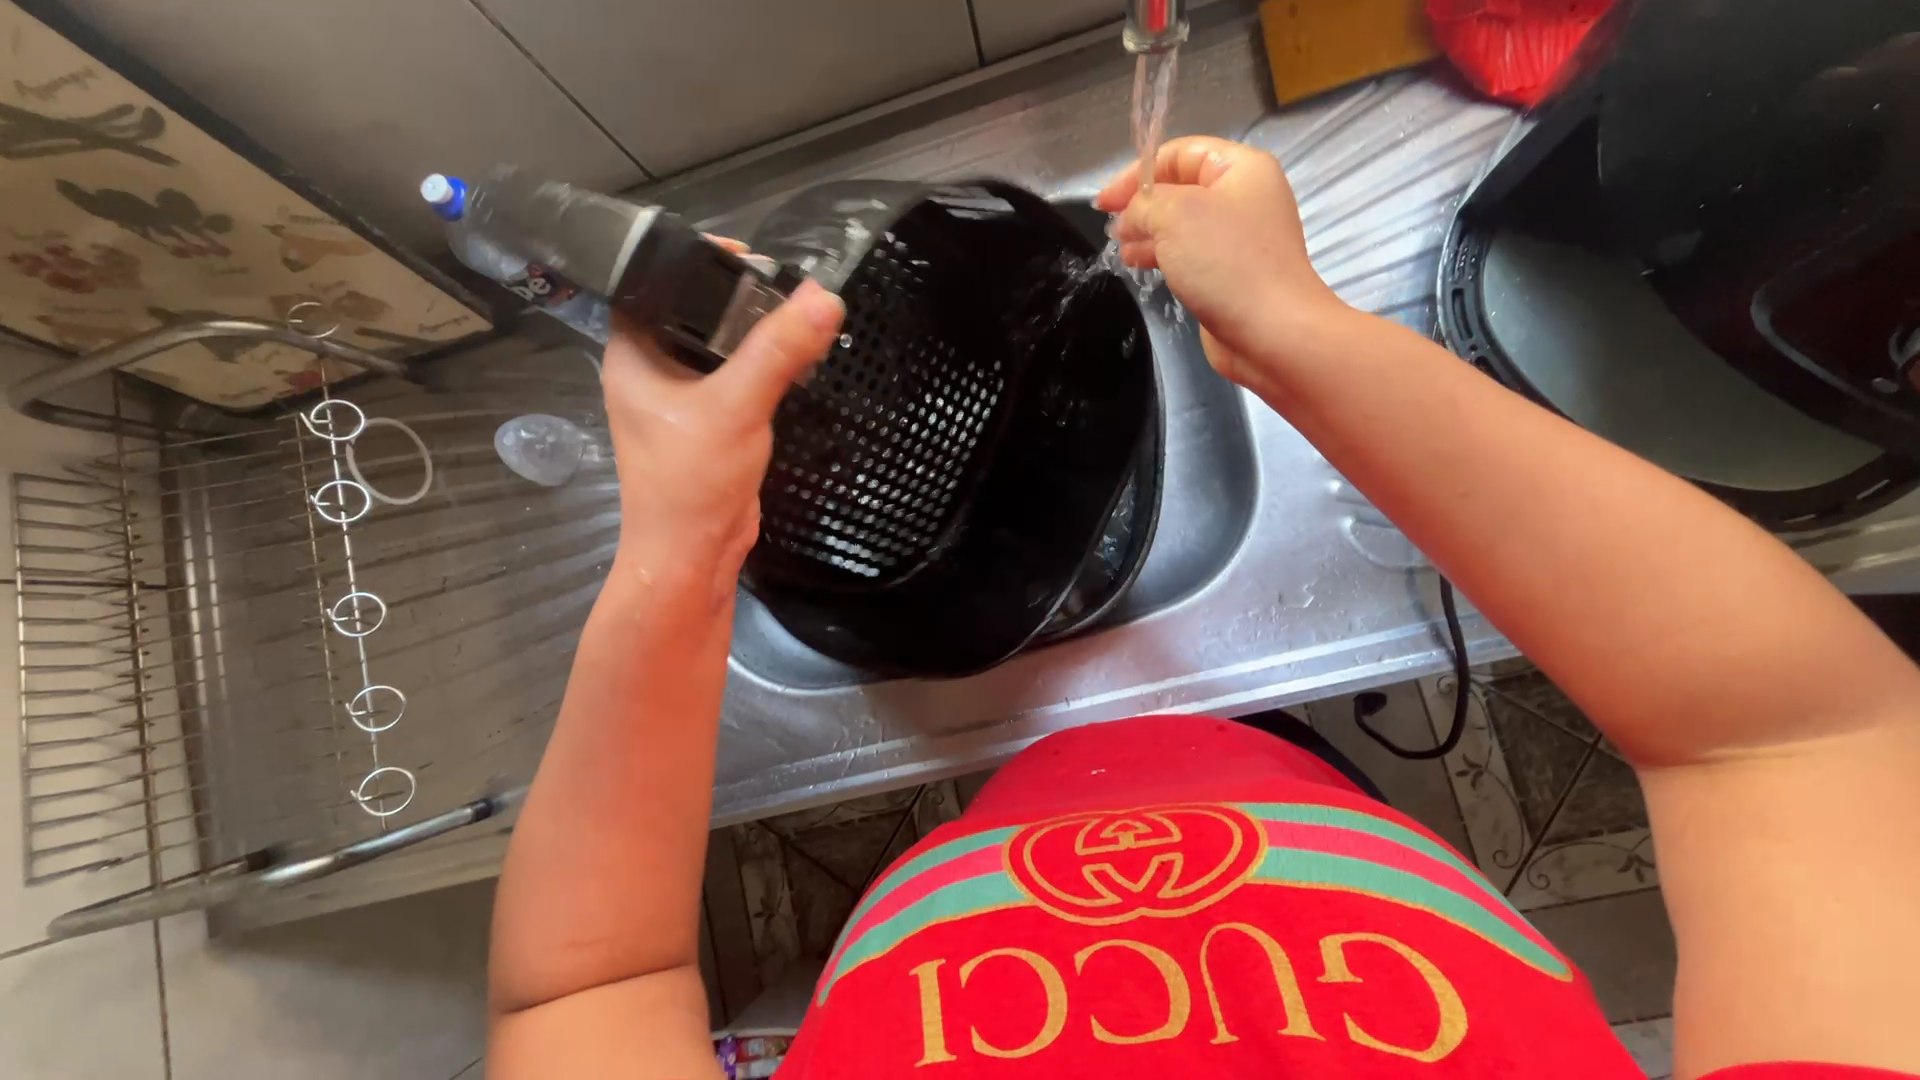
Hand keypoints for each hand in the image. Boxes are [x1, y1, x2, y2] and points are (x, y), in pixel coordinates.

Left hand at [601, 274, 844, 598]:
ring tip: (798, 314)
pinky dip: (762, 368)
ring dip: (755, 336)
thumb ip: (778, 352)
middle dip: (740, 299)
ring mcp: (679, 399)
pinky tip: (795, 359)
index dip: (699, 262)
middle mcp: (650, 369)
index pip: (657, 284)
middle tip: (789, 284)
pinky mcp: (708, 423)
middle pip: (695, 313)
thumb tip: (825, 298)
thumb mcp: (735, 406)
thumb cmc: (691, 479)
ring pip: (719, 349)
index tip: (753, 255)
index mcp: (632, 354)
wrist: (694, 554)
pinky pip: (735, 380)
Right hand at [1095, 137, 1346, 387]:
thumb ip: (1145, 204)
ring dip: (1147, 232)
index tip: (1104, 203)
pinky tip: (1137, 264)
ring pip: (1181, 224)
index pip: (1180, 153)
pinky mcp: (1229, 274)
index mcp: (1240, 168)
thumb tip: (1131, 214)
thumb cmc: (1226, 263)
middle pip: (1180, 187)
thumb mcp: (1175, 216)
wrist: (1271, 331)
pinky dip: (1161, 255)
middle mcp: (1242, 197)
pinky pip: (1188, 254)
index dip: (1138, 172)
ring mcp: (1237, 238)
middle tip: (1111, 228)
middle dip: (1141, 205)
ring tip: (1119, 249)